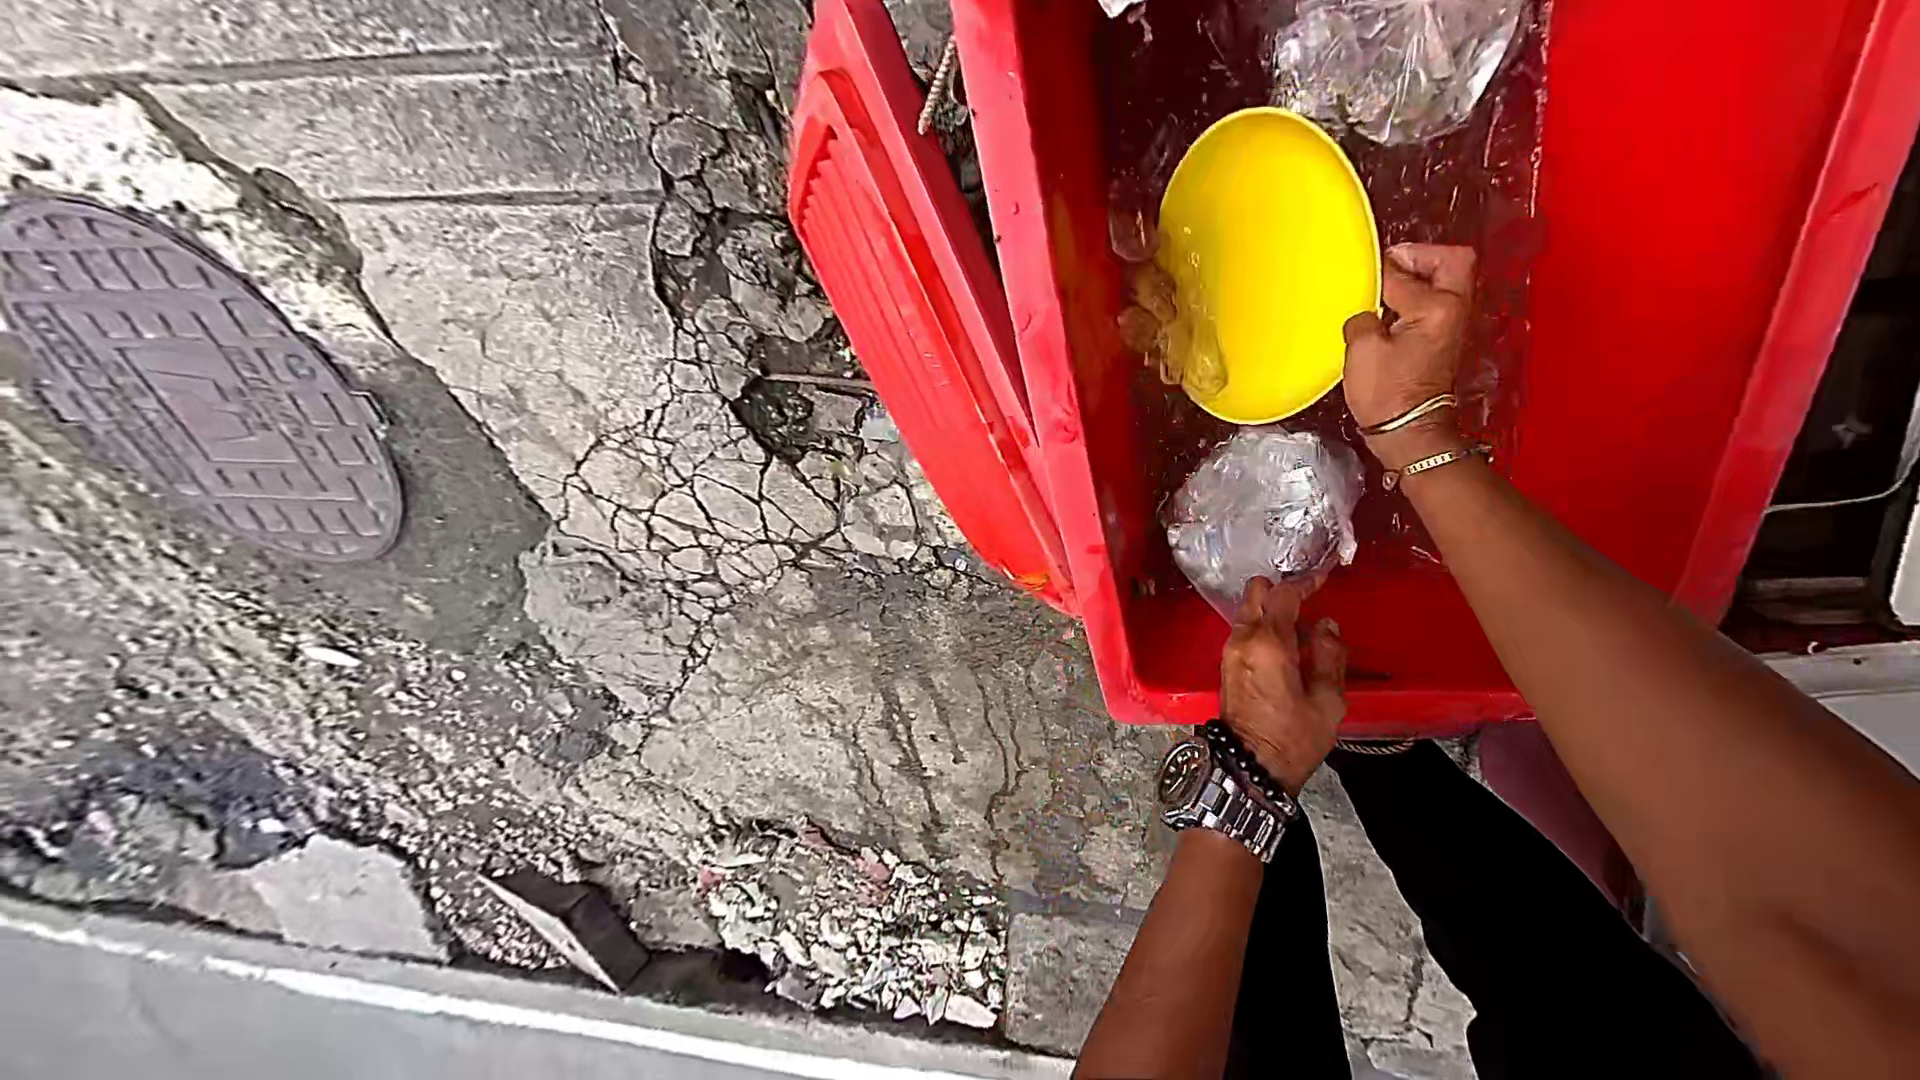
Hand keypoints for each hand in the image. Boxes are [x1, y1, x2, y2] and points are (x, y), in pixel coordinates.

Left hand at [1220, 577, 1346, 795]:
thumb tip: (1326, 627)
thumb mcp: (1327, 701)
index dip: (1303, 583)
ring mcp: (1229, 650)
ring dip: (1269, 608)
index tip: (1321, 579)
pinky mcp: (1226, 663)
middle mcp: (1242, 639)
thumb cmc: (1292, 737)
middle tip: (1307, 597)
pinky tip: (1285, 641)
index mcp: (1268, 643)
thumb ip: (1329, 657)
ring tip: (1300, 621)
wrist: (1249, 764)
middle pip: (1254, 593)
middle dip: (1279, 589)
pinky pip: (1243, 631)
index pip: (1282, 595)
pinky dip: (1261, 625)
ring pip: (1247, 611)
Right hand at [1342, 244, 1475, 467]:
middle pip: (1450, 261)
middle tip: (1388, 265)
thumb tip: (1365, 311)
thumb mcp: (1362, 348)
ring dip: (1418, 277)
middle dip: (1419, 256)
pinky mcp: (1441, 340)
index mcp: (1436, 307)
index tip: (1360, 274)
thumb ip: (1362, 316)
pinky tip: (1388, 311)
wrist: (1405, 428)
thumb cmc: (1386, 393)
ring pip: (1446, 280)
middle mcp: (1454, 310)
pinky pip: (1435, 302)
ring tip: (1385, 287)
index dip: (1378, 272)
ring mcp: (1452, 325)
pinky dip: (1415, 298)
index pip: (1405, 274)